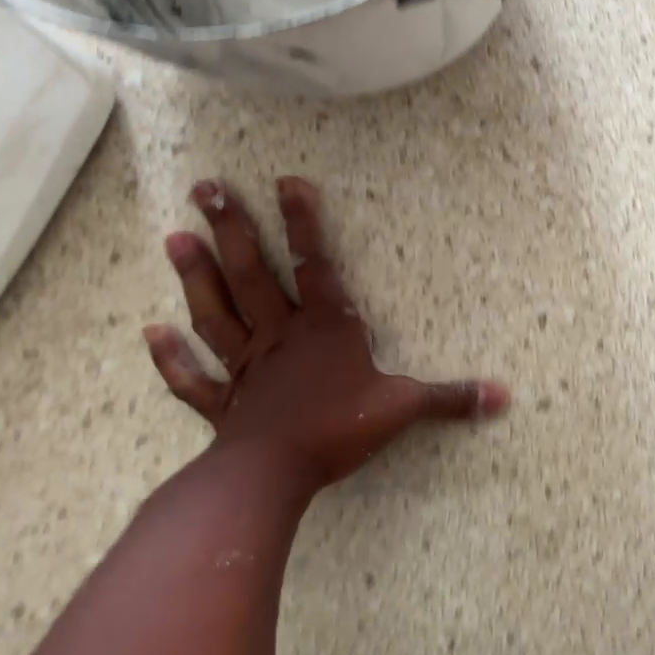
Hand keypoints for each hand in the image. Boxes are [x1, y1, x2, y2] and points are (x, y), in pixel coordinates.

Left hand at [143, 177, 508, 487]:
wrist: (271, 474)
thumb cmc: (338, 429)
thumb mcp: (406, 408)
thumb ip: (451, 398)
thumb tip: (503, 396)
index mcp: (326, 330)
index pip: (315, 265)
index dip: (303, 223)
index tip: (287, 181)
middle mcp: (280, 337)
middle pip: (252, 275)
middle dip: (233, 230)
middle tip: (205, 189)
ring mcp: (246, 368)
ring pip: (216, 313)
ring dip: (195, 276)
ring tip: (174, 237)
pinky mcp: (223, 404)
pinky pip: (192, 377)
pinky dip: (170, 357)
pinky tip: (151, 332)